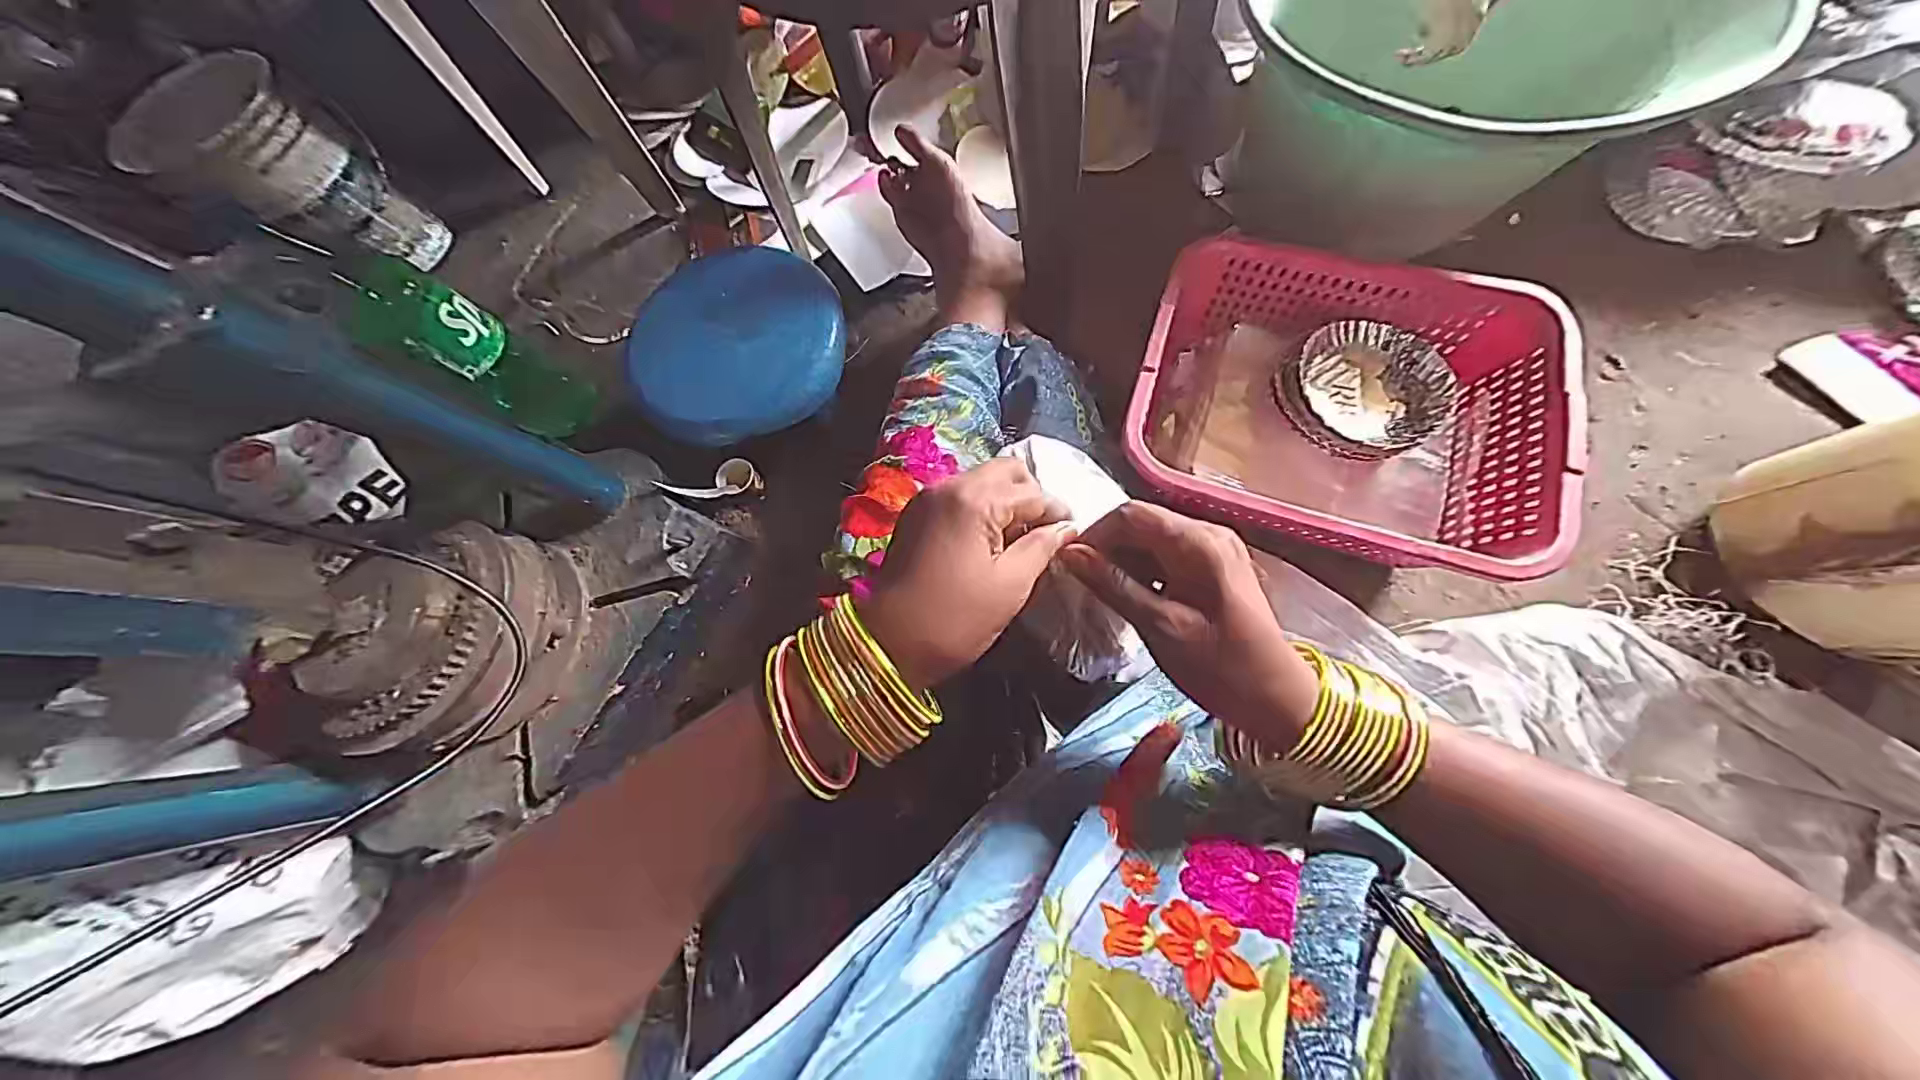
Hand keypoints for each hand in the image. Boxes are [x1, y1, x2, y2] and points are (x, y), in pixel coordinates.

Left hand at [858, 458, 1076, 687]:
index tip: (1072, 532)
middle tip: (1043, 531)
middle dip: (1031, 495)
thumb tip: (1064, 528)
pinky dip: (981, 508)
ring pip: (981, 480)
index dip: (1057, 512)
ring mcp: (928, 498)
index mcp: (974, 500)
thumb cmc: (955, 619)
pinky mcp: (916, 514)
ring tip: (1018, 538)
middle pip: (1005, 471)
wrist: (888, 643)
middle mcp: (949, 486)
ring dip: (1005, 500)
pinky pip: (960, 496)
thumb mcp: (1010, 586)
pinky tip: (990, 540)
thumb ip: (1041, 548)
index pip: (1031, 492)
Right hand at [1057, 502, 1319, 747]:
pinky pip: (1168, 554)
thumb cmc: (1220, 667)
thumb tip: (1070, 554)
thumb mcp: (1160, 627)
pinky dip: (1144, 569)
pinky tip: (1131, 594)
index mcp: (1199, 542)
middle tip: (1082, 581)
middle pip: (1142, 522)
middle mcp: (1209, 533)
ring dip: (1123, 559)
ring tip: (1102, 591)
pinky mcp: (1215, 565)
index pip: (1130, 514)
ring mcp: (1215, 548)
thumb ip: (1113, 585)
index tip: (1068, 564)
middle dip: (1107, 547)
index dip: (1094, 534)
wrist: (1278, 698)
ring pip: (1152, 538)